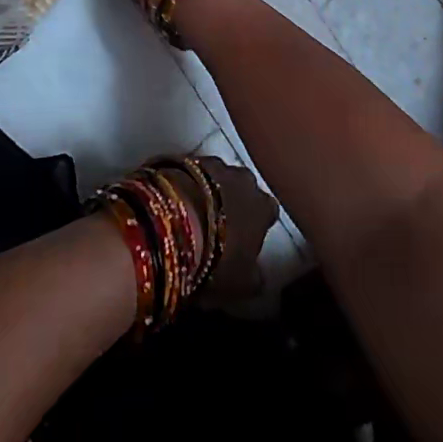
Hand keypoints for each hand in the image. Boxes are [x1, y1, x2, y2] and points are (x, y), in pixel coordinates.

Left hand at [166, 156, 279, 305]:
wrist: (174, 221)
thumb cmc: (216, 258)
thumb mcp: (243, 283)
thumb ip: (255, 278)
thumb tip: (258, 276)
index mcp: (263, 207)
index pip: (268, 211)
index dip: (256, 224)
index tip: (245, 238)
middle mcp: (243, 179)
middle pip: (243, 187)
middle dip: (233, 199)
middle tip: (217, 223)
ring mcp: (212, 164)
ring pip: (215, 176)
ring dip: (208, 189)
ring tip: (192, 211)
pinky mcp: (181, 158)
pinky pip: (189, 172)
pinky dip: (185, 183)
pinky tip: (175, 201)